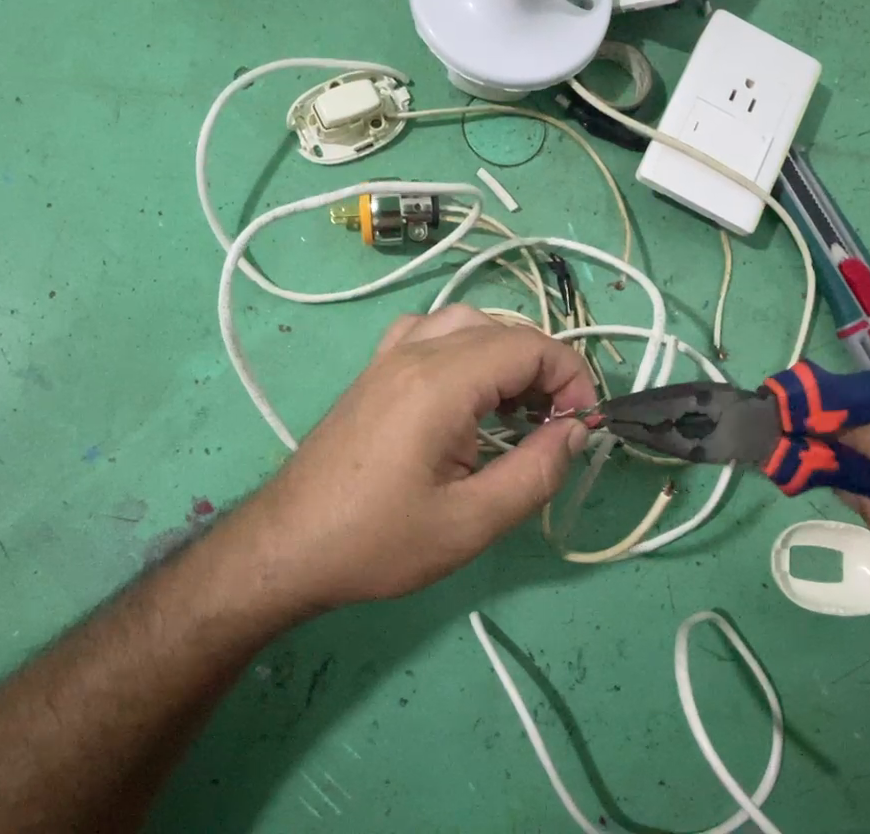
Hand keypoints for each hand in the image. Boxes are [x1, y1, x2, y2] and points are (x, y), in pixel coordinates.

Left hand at [224, 305, 595, 612]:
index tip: (582, 428)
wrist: (287, 547)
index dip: (572, 379)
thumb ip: (535, 473)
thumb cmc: (377, 542)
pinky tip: (465, 392)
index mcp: (440, 383)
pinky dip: (464, 348)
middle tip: (556, 426)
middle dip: (545, 369)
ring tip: (519, 408)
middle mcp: (414, 353)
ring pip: (466, 322)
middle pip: (502, 329)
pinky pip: (430, 333)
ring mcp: (388, 358)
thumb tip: (574, 432)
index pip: (530, 347)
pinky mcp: (374, 373)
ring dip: (505, 355)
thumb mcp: (471, 523)